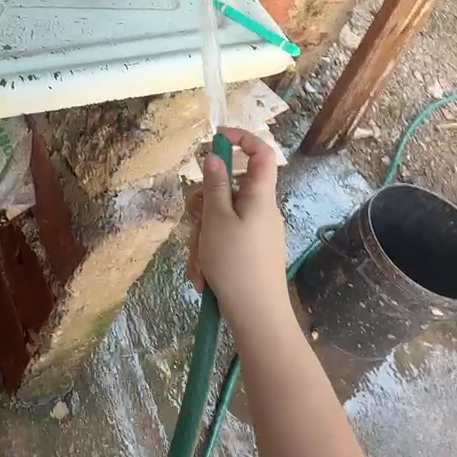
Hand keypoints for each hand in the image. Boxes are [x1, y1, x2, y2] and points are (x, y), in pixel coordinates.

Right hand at [186, 126, 288, 325]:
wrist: (258, 317)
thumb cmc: (237, 263)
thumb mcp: (216, 219)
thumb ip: (214, 184)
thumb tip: (215, 155)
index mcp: (260, 196)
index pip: (262, 153)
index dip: (241, 138)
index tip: (214, 140)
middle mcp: (260, 210)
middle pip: (228, 189)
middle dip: (204, 205)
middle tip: (195, 221)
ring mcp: (255, 232)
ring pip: (219, 218)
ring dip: (202, 236)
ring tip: (200, 262)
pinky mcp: (250, 252)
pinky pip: (223, 240)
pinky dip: (209, 253)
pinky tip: (204, 276)